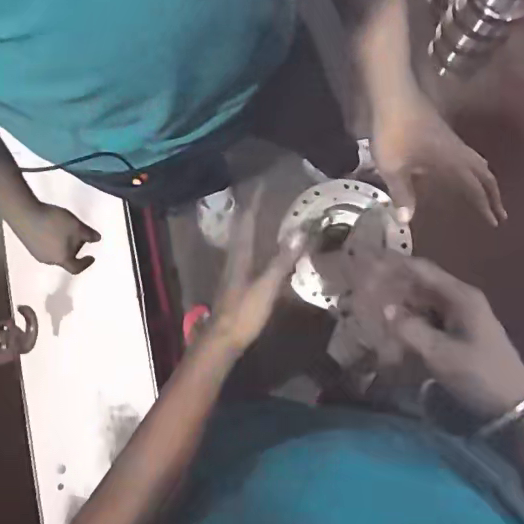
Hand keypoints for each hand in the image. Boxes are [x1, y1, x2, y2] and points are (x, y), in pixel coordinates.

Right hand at [9, 202, 99, 273]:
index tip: (91, 257)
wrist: (22, 212)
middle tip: (79, 236)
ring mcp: (35, 253)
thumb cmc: (53, 222)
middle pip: (64, 259)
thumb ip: (89, 234)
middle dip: (74, 250)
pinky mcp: (27, 244)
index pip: (76, 268)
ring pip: (54, 252)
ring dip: (62, 245)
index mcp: (61, 259)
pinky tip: (51, 228)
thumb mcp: (77, 226)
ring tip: (65, 230)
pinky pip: (44, 246)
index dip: (85, 264)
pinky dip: (52, 241)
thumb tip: (97, 239)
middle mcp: (48, 260)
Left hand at [203, 200, 307, 354]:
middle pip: (242, 228)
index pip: (247, 220)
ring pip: (244, 242)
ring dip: (253, 227)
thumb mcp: (267, 286)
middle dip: (252, 209)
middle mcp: (235, 259)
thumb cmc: (244, 313)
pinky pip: (248, 256)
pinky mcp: (237, 285)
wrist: (222, 341)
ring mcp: (234, 273)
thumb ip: (283, 260)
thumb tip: (301, 231)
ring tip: (264, 215)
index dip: (254, 201)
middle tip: (263, 194)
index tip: (262, 182)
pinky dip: (257, 245)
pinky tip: (263, 251)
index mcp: (240, 255)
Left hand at [370, 82, 506, 226]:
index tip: (495, 222)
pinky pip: (467, 156)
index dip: (485, 206)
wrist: (394, 94)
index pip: (476, 188)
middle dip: (493, 195)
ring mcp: (452, 141)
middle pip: (484, 174)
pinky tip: (462, 174)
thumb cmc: (394, 132)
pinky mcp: (444, 134)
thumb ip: (402, 194)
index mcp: (451, 162)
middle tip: (500, 213)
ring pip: (478, 163)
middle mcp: (458, 152)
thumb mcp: (393, 167)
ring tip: (488, 196)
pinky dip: (473, 170)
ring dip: (485, 181)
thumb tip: (407, 220)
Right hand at [375, 254, 523, 417]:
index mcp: (460, 296)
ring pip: (423, 302)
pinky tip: (392, 327)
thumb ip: (409, 329)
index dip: (392, 264)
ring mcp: (462, 317)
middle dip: (392, 283)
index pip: (420, 269)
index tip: (365, 262)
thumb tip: (384, 308)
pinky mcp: (460, 333)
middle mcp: (461, 300)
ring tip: (370, 305)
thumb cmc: (478, 375)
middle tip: (362, 286)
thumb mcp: (440, 354)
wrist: (512, 405)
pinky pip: (429, 318)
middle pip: (421, 283)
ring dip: (400, 302)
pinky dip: (410, 319)